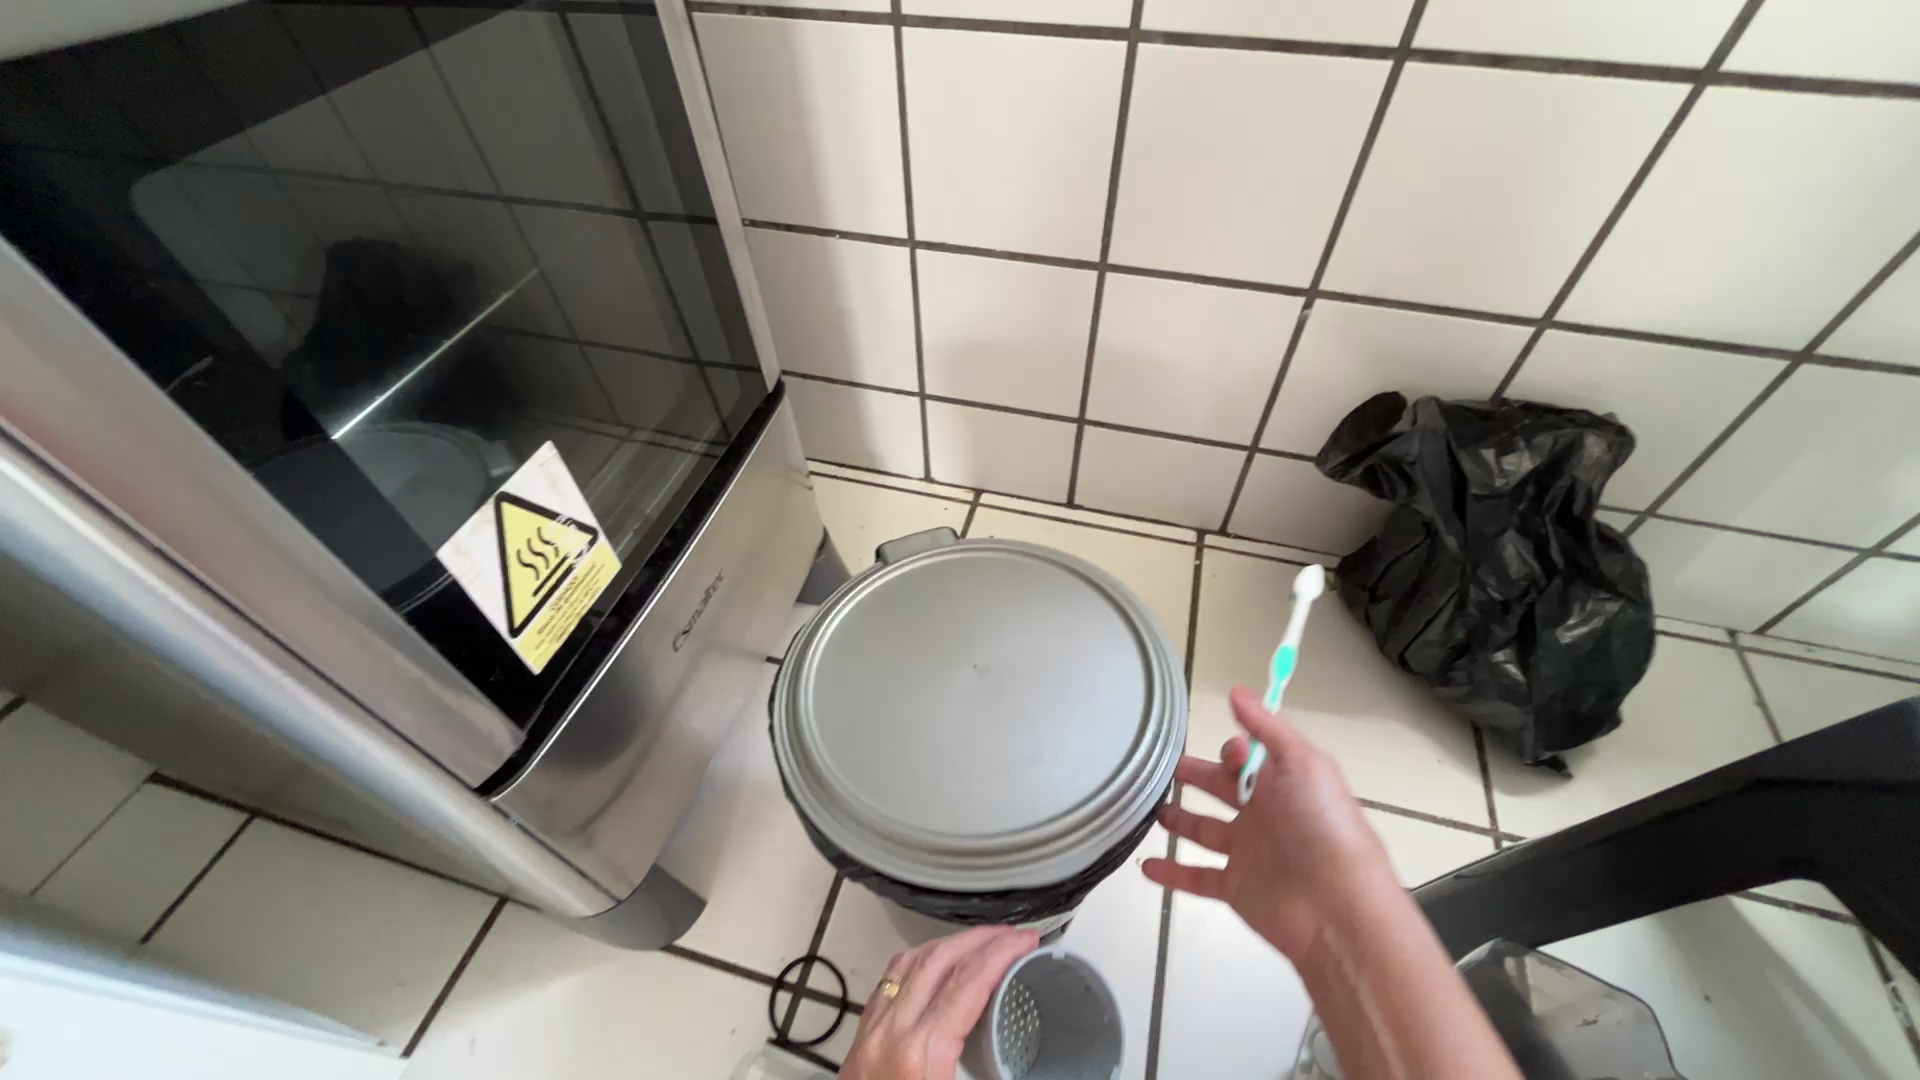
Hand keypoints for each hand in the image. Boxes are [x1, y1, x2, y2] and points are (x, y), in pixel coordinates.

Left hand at [839, 925, 1038, 1079]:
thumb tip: (1036, 1074)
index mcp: (922, 1057)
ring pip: (911, 962)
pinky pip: (890, 980)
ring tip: (980, 942)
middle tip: (1011, 935)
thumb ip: (999, 1075)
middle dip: (980, 938)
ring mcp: (872, 1032)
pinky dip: (918, 961)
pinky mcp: (860, 1038)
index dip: (1001, 953)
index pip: (968, 982)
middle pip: (940, 960)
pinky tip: (934, 964)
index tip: (1025, 940)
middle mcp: (893, 1033)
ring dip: (950, 944)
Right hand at [1143, 685, 1392, 961]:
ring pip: (1205, 831)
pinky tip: (1146, 865)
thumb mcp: (1301, 763)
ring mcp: (1249, 854)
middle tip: (1159, 767)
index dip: (1230, 752)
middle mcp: (1265, 816)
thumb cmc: (1323, 826)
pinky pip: (1197, 878)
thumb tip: (1236, 690)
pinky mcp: (1236, 889)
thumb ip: (1266, 727)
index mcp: (1283, 784)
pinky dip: (1172, 873)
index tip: (1217, 751)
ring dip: (1178, 820)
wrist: (1338, 908)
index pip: (1247, 759)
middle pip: (1221, 789)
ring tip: (1147, 809)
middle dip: (1193, 776)